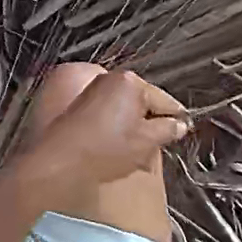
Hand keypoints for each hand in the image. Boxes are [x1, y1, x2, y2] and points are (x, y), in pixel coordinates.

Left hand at [19, 69, 190, 194]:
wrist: (59, 163)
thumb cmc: (104, 151)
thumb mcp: (145, 143)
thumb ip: (167, 130)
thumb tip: (178, 124)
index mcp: (128, 82)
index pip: (161, 98)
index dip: (175, 115)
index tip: (182, 125)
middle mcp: (106, 78)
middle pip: (138, 98)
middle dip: (148, 118)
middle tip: (158, 141)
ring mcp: (86, 88)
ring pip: (118, 103)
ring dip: (127, 119)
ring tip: (134, 145)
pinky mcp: (71, 102)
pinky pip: (100, 108)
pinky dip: (109, 120)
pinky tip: (112, 142)